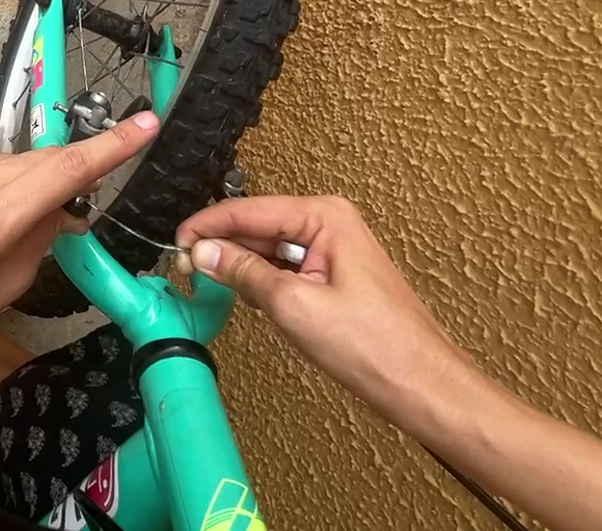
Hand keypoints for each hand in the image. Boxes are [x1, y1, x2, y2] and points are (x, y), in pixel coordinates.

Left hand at [0, 113, 160, 383]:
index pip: (66, 168)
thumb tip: (69, 205)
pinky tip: (2, 210)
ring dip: (38, 179)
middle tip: (88, 196)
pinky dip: (10, 180)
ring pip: (20, 160)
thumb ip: (46, 232)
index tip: (146, 123)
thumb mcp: (14, 280)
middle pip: (45, 160)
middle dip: (73, 172)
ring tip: (32, 217)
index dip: (112, 145)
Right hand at [175, 195, 477, 428]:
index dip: (206, 226)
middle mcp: (327, 221)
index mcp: (323, 216)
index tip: (175, 245)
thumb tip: (201, 251)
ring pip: (265, 246)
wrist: (426, 391)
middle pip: (254, 225)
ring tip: (208, 281)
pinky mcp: (330, 271)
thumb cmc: (375, 348)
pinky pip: (281, 264)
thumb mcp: (293, 305)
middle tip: (185, 268)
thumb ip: (242, 271)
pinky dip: (259, 278)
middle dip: (220, 245)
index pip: (246, 210)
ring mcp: (330, 246)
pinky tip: (245, 293)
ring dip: (238, 264)